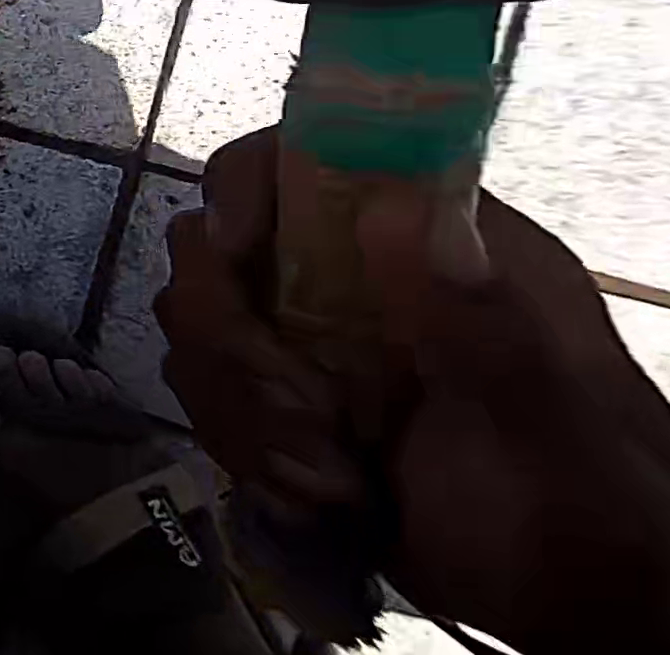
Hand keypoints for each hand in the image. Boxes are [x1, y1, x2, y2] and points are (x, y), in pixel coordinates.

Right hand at [158, 128, 669, 651]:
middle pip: (205, 249)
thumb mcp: (552, 431)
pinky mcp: (253, 376)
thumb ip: (482, 326)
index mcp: (411, 247)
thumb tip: (398, 208)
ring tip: (330, 476)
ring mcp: (284, 324)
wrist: (560, 614)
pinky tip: (307, 489)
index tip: (232, 249)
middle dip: (227, 330)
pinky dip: (236, 437)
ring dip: (238, 401)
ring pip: (188, 320)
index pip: (283, 166)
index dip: (238, 188)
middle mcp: (330, 271)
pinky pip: (191, 379)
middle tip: (300, 406)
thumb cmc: (586, 517)